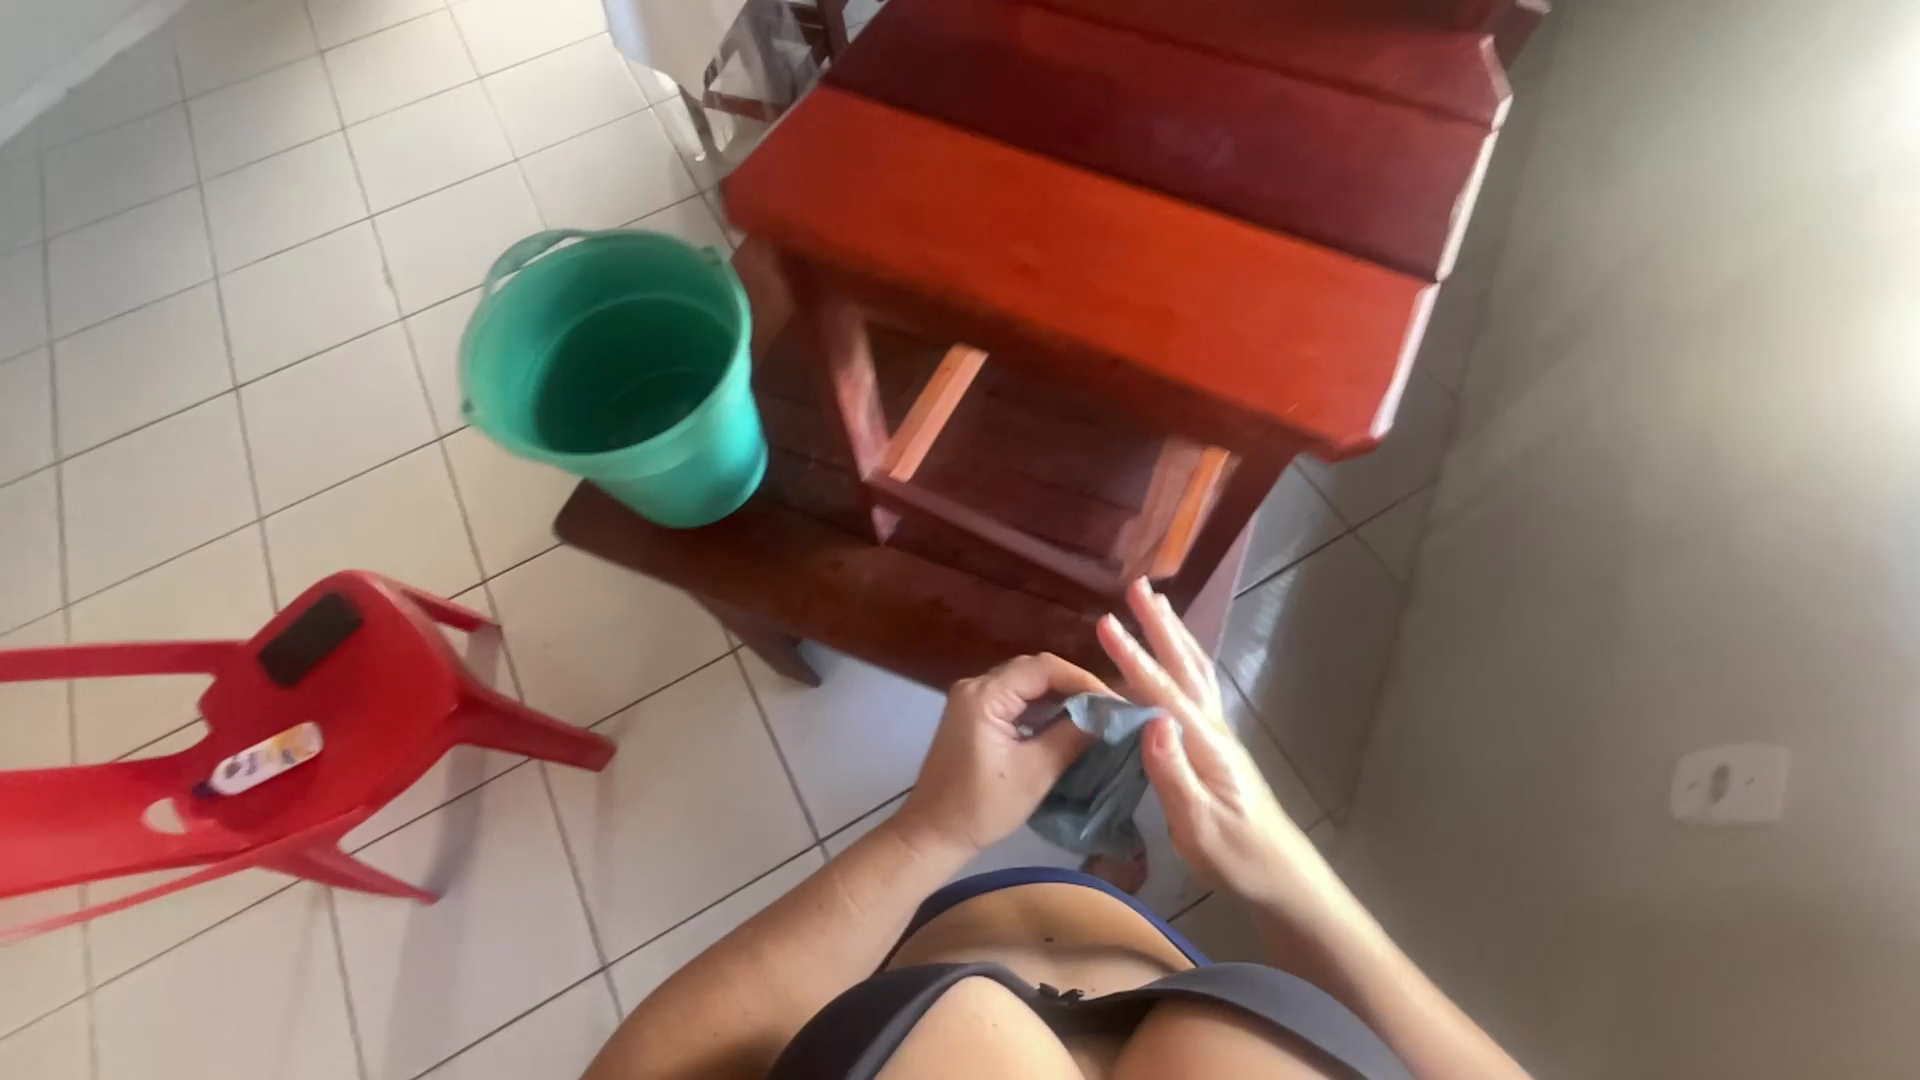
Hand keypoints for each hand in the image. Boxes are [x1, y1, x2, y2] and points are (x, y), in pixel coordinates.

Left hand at [895, 654, 1110, 855]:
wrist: (932, 833)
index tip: (1115, 701)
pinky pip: (1014, 699)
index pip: (1042, 668)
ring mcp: (972, 700)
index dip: (1083, 680)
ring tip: (1096, 713)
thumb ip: (1071, 737)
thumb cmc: (981, 807)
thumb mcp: (1034, 773)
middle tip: (1110, 707)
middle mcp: (975, 686)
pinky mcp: (974, 715)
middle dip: (1074, 686)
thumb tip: (1108, 716)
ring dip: (1059, 696)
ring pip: (1025, 684)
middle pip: (1033, 671)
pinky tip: (1066, 722)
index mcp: (984, 695)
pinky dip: (1041, 707)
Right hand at [1097, 580, 1345, 924]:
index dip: (1133, 657)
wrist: (1283, 878)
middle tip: (1138, 586)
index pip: (1162, 692)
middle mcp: (1214, 728)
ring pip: (1196, 670)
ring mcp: (1218, 733)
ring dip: (1174, 633)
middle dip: (1160, 624)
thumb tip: (1150, 719)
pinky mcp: (1216, 743)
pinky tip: (1174, 654)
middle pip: (1186, 664)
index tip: (1105, 622)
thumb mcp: (1198, 827)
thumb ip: (1172, 774)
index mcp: (1206, 744)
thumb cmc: (1238, 858)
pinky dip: (1182, 658)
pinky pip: (1196, 686)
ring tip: (1155, 603)